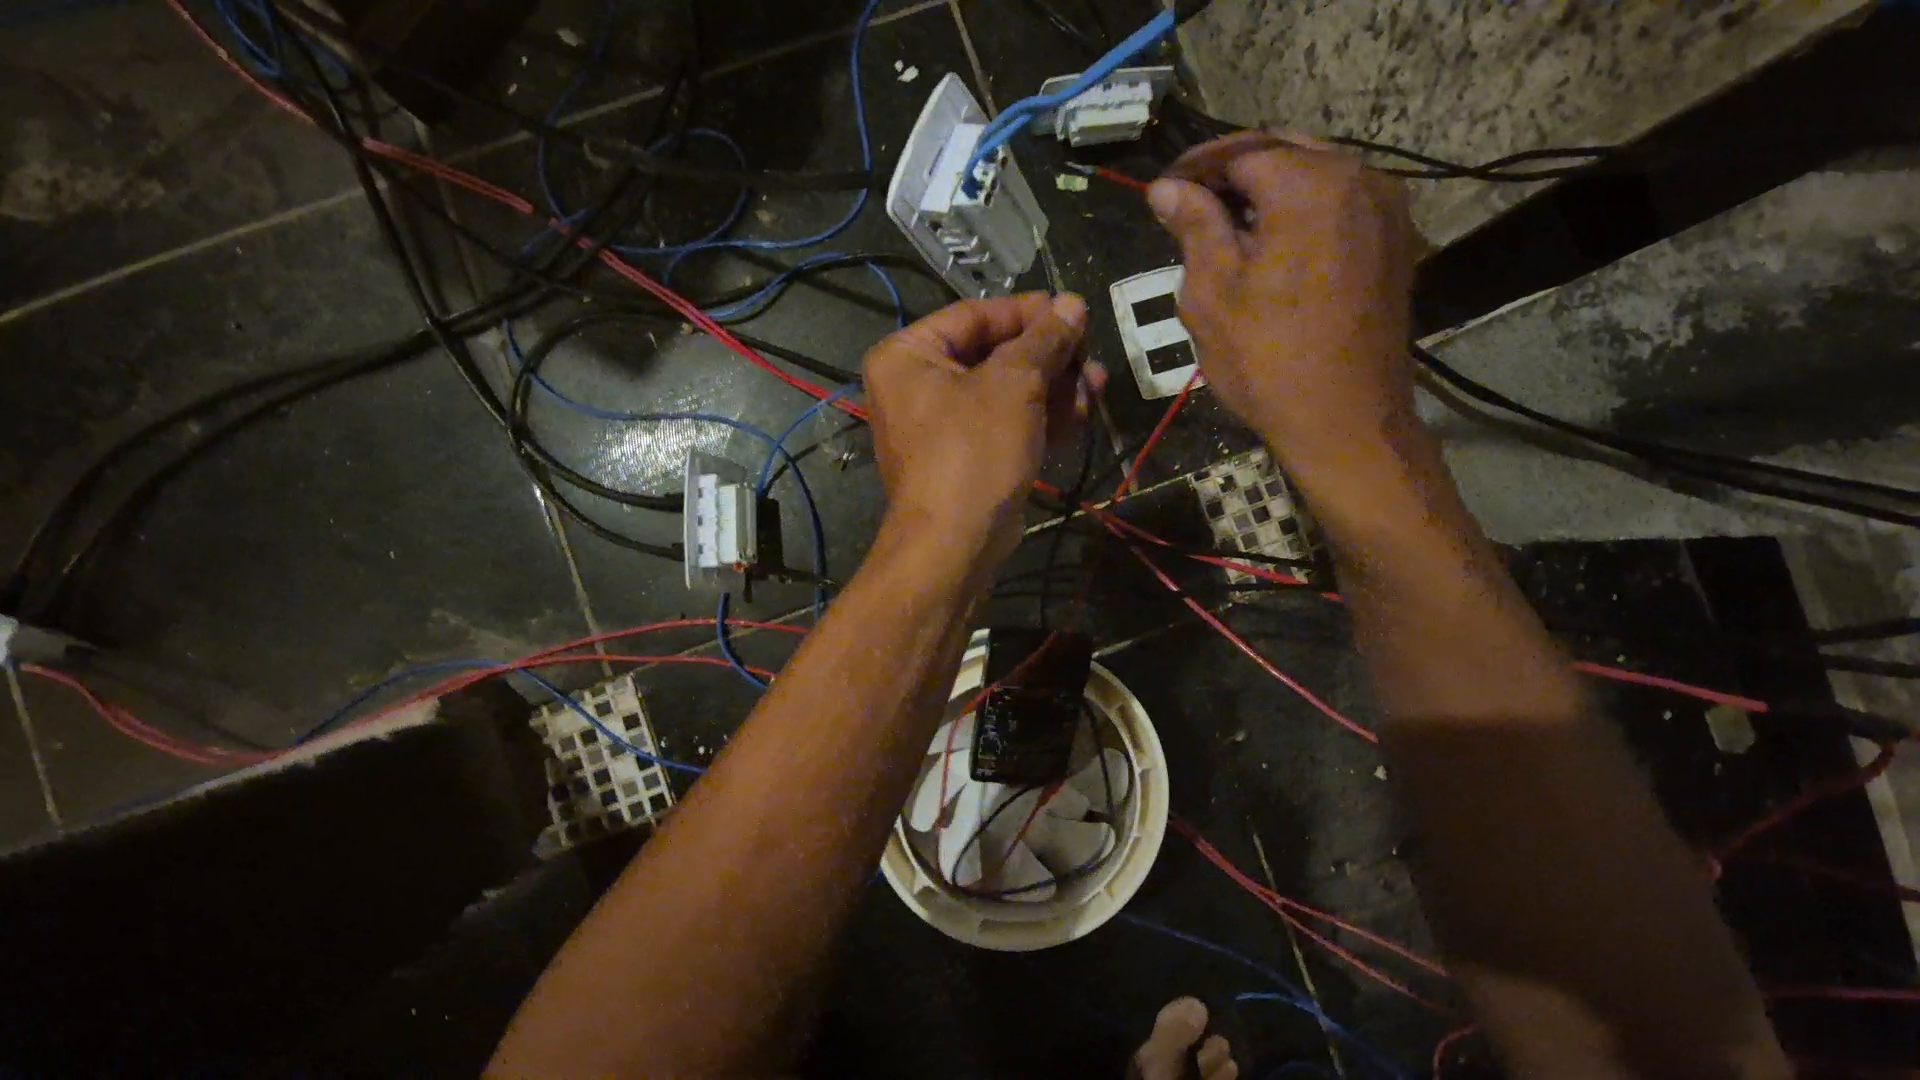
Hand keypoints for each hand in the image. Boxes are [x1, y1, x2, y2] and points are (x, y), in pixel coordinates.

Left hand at [862, 293, 1095, 564]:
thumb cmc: (974, 450)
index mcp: (908, 355)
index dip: (1029, 313)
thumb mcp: (1015, 384)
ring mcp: (940, 426)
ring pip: (1005, 392)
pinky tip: (1081, 414)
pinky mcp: (965, 458)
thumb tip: (1073, 303)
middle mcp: (917, 385)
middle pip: (993, 354)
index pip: (975, 316)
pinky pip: (1004, 424)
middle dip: (1049, 357)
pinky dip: (1040, 418)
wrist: (955, 543)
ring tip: (1098, 386)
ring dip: (1053, 388)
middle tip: (1092, 355)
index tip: (1075, 312)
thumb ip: (1045, 340)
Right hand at [1148, 133, 1421, 479]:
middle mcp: (1360, 180)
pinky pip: (1339, 206)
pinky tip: (1270, 246)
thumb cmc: (1267, 359)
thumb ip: (1194, 226)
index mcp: (1311, 184)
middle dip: (1233, 174)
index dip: (1196, 168)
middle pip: (1283, 154)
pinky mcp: (1394, 243)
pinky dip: (1301, 213)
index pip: (1241, 152)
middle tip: (1189, 206)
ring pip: (1314, 177)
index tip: (1162, 192)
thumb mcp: (1212, 292)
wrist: (1345, 420)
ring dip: (1268, 192)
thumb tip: (1168, 188)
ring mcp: (1386, 211)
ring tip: (1225, 229)